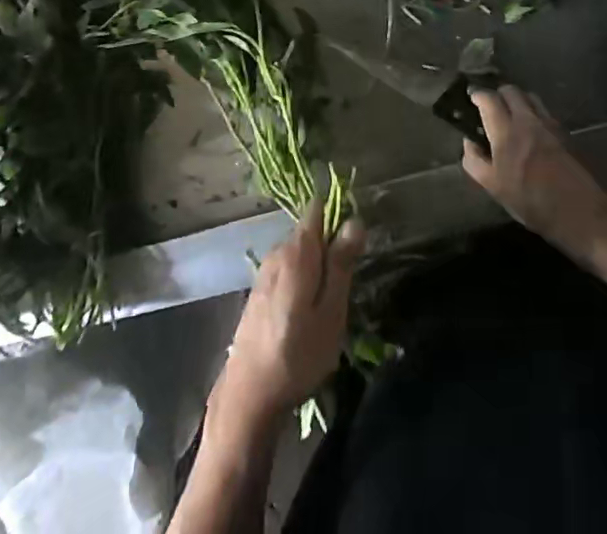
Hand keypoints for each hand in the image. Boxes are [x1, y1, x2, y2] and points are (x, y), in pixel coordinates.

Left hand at [214, 202, 364, 426]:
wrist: (249, 396)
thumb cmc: (299, 354)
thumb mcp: (332, 310)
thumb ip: (342, 263)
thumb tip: (354, 221)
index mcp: (296, 252)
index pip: (317, 209)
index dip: (340, 214)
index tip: (358, 238)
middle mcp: (276, 254)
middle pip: (309, 231)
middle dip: (332, 244)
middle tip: (351, 279)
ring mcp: (264, 274)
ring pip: (299, 253)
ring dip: (319, 265)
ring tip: (334, 299)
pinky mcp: (258, 293)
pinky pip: (288, 271)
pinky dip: (304, 279)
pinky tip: (310, 309)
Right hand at [463, 85, 606, 248]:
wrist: (578, 210)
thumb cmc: (531, 202)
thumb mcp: (494, 187)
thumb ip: (475, 161)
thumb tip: (469, 142)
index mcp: (506, 132)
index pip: (489, 99)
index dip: (477, 95)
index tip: (471, 98)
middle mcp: (528, 121)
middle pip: (511, 91)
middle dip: (497, 93)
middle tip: (489, 106)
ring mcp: (549, 124)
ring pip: (530, 97)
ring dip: (517, 99)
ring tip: (509, 114)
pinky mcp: (564, 131)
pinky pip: (544, 111)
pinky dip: (532, 111)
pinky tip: (529, 129)